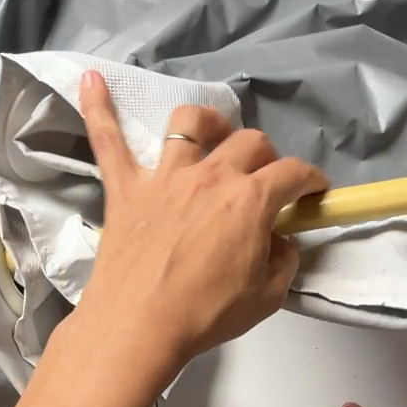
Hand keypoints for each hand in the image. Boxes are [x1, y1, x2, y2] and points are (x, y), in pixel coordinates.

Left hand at [73, 71, 327, 377]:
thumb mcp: (267, 297)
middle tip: (266, 178)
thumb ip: (283, 261)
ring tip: (212, 136)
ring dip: (209, 123)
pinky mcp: (125, 188)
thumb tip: (280, 241)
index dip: (311, 179)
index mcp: (251, 201)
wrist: (140, 327)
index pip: (293, 173)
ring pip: (189, 123)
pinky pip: (108, 140)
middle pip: (249, 141)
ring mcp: (165, 177)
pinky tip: (91, 80)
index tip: (314, 190)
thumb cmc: (206, 314)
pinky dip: (98, 108)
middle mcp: (211, 176)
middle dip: (267, 155)